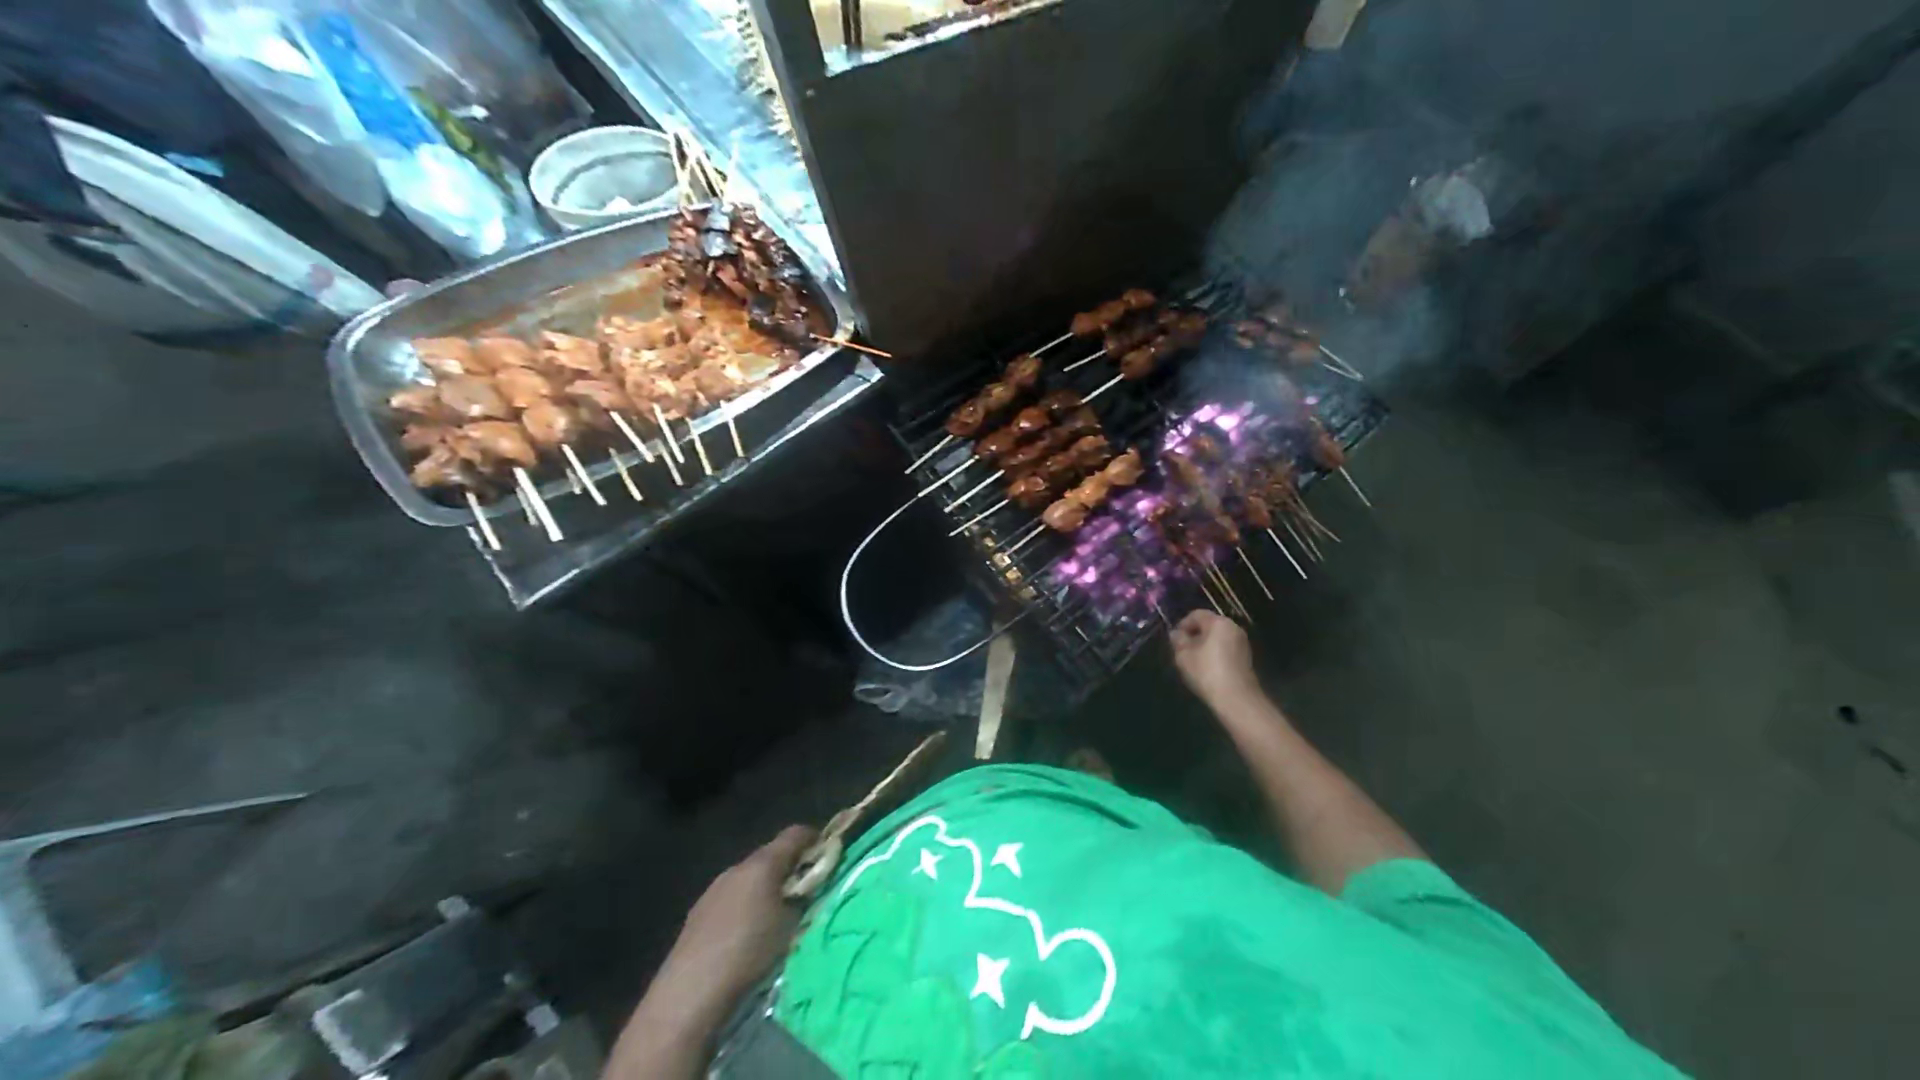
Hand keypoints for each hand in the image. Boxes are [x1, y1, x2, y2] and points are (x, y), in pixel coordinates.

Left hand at [641, 825, 816, 1033]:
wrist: (689, 993)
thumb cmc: (749, 952)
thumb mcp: (791, 925)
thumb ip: (804, 898)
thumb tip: (808, 887)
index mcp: (762, 864)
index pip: (795, 834)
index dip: (815, 840)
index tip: (828, 856)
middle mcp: (736, 867)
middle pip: (771, 855)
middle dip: (790, 867)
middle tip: (805, 891)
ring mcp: (714, 889)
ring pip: (749, 877)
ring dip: (766, 887)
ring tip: (776, 916)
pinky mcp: (698, 912)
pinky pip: (732, 897)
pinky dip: (745, 904)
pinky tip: (746, 933)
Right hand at [1170, 609, 1259, 707]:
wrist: (1236, 699)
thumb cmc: (1207, 672)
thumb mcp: (1184, 655)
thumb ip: (1178, 641)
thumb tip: (1176, 634)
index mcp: (1219, 622)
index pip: (1197, 614)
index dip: (1182, 624)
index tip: (1174, 640)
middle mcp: (1234, 628)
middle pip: (1209, 625)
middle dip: (1194, 635)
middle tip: (1182, 650)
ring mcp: (1242, 643)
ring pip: (1218, 637)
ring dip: (1204, 645)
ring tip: (1193, 661)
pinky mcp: (1246, 658)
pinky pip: (1226, 648)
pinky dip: (1215, 653)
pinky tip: (1207, 669)